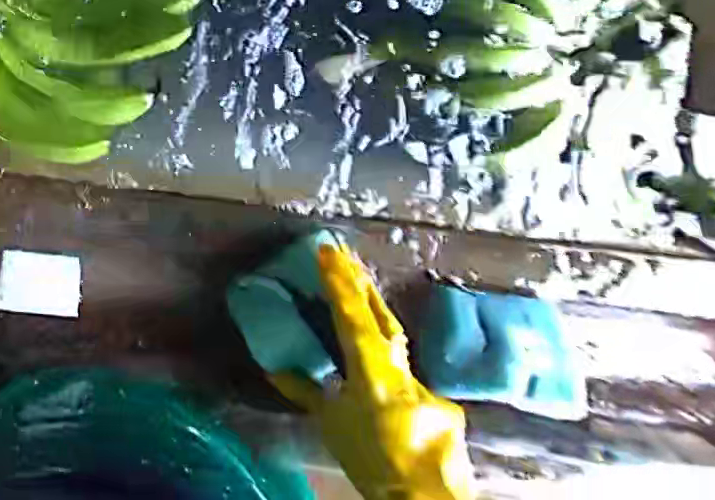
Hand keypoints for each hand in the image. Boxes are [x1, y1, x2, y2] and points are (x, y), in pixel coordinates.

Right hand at [268, 244, 472, 499]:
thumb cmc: (371, 463)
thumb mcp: (333, 427)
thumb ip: (308, 393)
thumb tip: (275, 368)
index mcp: (373, 373)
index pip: (352, 318)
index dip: (338, 282)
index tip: (327, 251)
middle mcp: (401, 369)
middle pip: (380, 315)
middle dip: (359, 282)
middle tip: (344, 253)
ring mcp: (424, 381)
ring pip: (395, 335)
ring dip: (374, 306)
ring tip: (357, 281)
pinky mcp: (439, 397)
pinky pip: (406, 363)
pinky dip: (388, 349)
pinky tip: (380, 342)